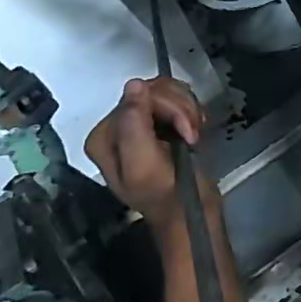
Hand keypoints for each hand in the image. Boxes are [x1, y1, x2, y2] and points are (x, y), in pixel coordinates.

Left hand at [84, 76, 205, 224]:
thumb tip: (135, 85)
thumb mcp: (144, 163)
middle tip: (193, 135)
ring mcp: (140, 126)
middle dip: (180, 109)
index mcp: (105, 136)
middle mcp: (118, 128)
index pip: (137, 96)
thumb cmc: (169, 194)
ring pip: (166, 91)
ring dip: (188, 110)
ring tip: (195, 135)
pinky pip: (176, 100)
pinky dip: (191, 111)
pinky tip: (195, 130)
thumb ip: (134, 123)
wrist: (192, 215)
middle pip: (152, 90)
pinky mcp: (160, 127)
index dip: (167, 108)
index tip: (187, 133)